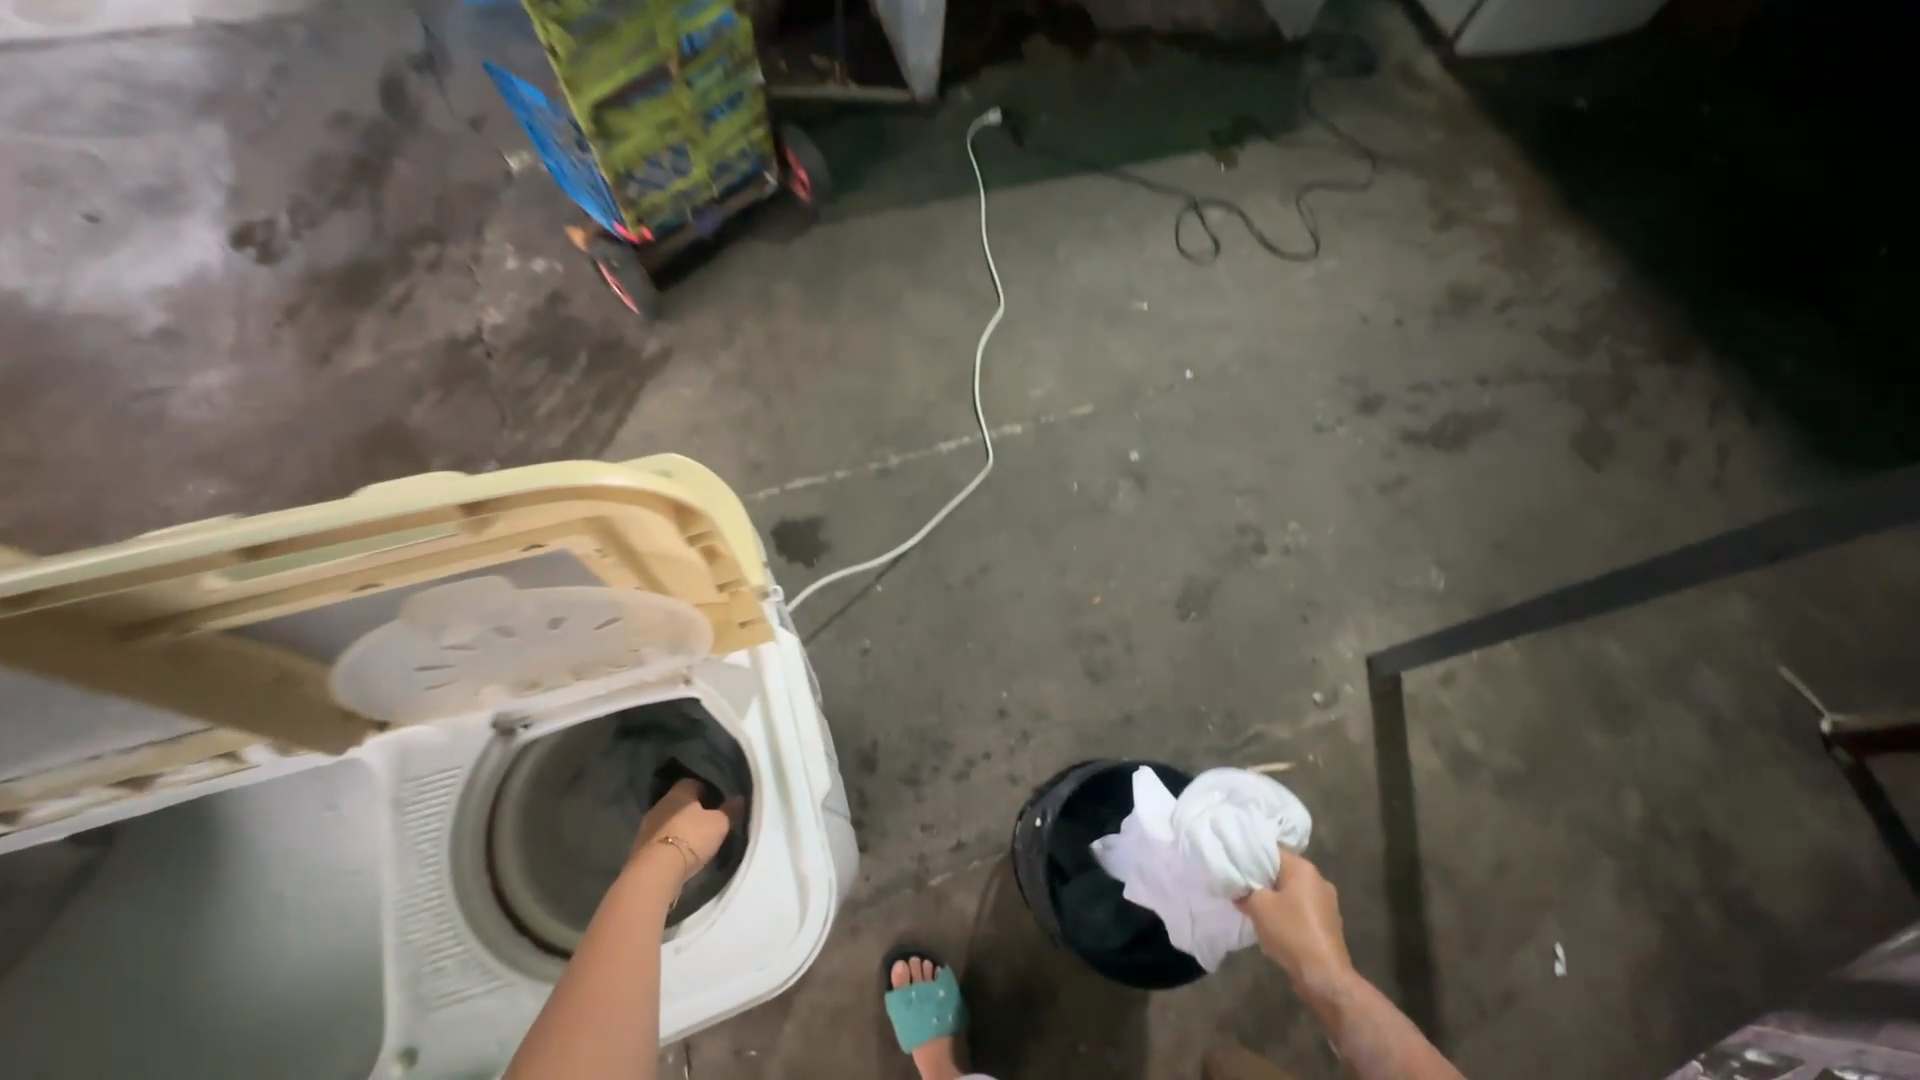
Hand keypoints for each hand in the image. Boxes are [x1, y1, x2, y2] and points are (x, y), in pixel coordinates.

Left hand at [630, 779, 732, 881]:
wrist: (657, 870)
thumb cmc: (692, 838)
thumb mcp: (720, 824)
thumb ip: (730, 810)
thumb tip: (739, 798)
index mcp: (679, 792)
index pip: (693, 783)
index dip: (706, 791)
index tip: (717, 802)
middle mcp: (660, 804)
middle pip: (678, 802)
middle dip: (691, 810)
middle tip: (707, 822)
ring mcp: (647, 826)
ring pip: (668, 821)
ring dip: (679, 828)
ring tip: (694, 840)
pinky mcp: (640, 847)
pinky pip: (660, 838)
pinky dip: (670, 843)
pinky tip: (680, 853)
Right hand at [1234, 854, 1353, 986]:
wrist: (1324, 975)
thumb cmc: (1291, 932)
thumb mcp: (1258, 907)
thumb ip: (1244, 892)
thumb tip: (1239, 890)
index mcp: (1303, 868)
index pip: (1272, 851)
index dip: (1251, 857)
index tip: (1235, 867)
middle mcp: (1319, 879)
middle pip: (1283, 871)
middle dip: (1262, 880)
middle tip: (1241, 888)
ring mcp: (1327, 902)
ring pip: (1292, 891)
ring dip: (1275, 898)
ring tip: (1254, 908)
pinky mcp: (1328, 922)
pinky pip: (1302, 908)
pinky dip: (1287, 912)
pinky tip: (1274, 925)